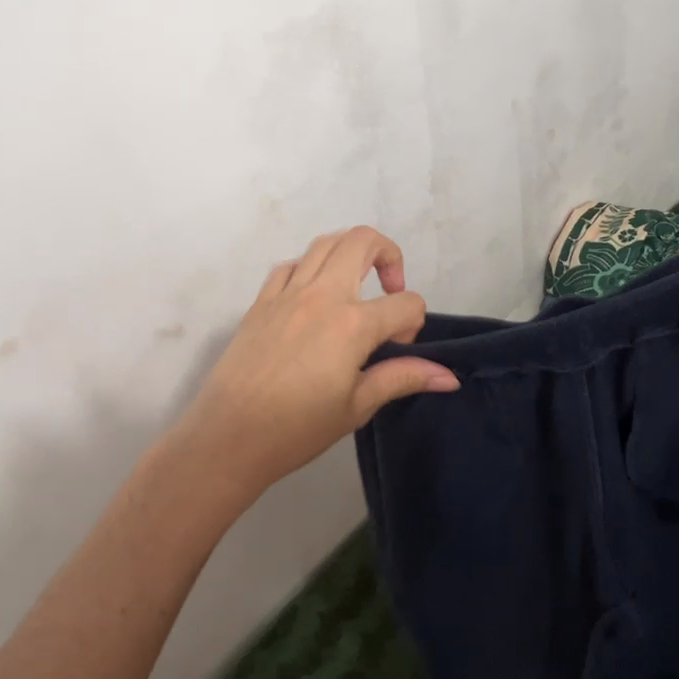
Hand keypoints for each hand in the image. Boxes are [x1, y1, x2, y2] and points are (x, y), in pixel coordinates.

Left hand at [173, 226, 457, 492]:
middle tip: (390, 289)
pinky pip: (291, 265)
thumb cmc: (297, 428)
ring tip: (356, 285)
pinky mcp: (261, 301)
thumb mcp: (357, 406)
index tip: (399, 350)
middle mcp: (322, 295)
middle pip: (363, 241)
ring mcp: (288, 293)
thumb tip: (449, 377)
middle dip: (389, 255)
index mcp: (353, 323)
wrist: (229, 437)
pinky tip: (313, 296)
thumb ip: (402, 378)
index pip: (405, 303)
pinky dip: (310, 268)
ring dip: (349, 253)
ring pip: (325, 243)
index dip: (413, 323)